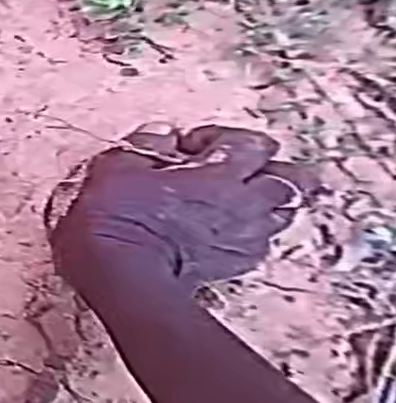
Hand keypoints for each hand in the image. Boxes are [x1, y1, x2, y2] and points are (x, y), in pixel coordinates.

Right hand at [51, 125, 313, 302]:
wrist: (119, 267)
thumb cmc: (114, 217)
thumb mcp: (111, 170)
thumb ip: (141, 148)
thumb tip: (161, 134)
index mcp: (218, 173)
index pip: (247, 142)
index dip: (219, 139)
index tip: (186, 146)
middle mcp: (246, 200)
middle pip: (290, 176)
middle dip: (264, 169)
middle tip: (226, 172)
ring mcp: (249, 233)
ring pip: (280, 209)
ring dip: (256, 201)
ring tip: (219, 202)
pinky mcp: (240, 259)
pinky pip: (258, 238)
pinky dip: (241, 230)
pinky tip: (210, 231)